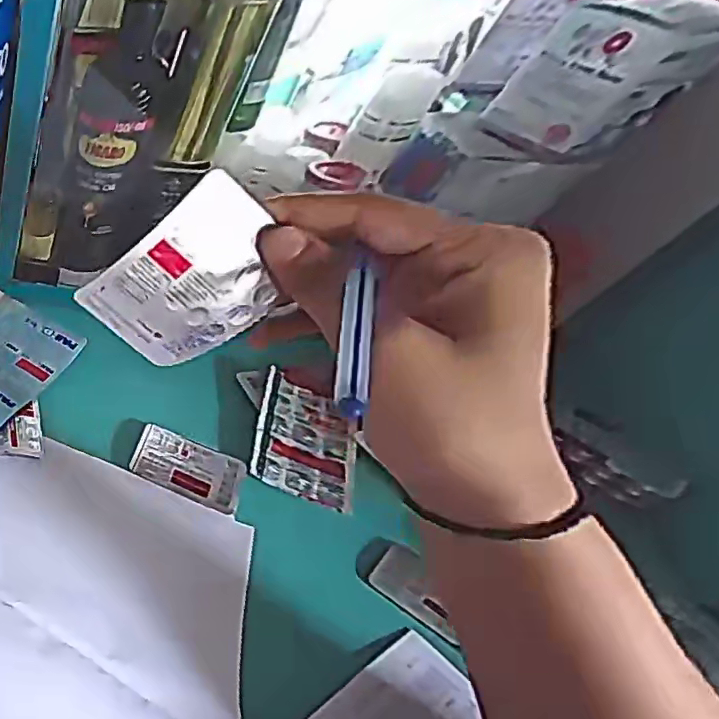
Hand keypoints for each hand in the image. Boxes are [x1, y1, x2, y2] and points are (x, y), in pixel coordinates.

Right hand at [256, 194, 574, 527]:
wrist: (479, 501)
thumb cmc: (448, 422)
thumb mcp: (381, 349)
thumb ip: (326, 288)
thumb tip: (274, 238)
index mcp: (479, 253)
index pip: (378, 216)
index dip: (308, 216)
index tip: (249, 220)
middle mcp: (462, 263)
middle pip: (362, 245)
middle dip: (300, 258)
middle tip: (238, 264)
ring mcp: (438, 296)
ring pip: (351, 276)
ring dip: (299, 292)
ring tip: (246, 303)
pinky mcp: (414, 325)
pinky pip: (355, 307)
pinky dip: (315, 319)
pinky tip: (270, 335)